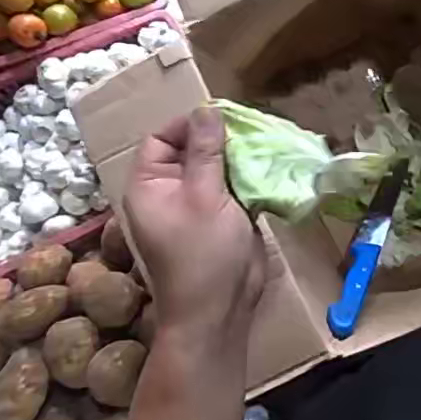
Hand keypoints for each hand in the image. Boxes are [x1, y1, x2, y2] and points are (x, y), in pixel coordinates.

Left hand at [124, 106, 266, 342]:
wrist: (219, 310)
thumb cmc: (203, 253)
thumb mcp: (204, 196)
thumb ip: (206, 151)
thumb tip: (207, 109)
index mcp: (150, 185)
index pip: (161, 138)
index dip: (188, 124)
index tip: (222, 117)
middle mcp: (169, 191)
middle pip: (190, 150)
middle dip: (219, 139)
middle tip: (250, 129)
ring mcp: (196, 205)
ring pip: (215, 167)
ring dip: (238, 157)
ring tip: (264, 144)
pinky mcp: (221, 218)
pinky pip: (232, 187)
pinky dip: (249, 177)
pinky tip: (270, 168)